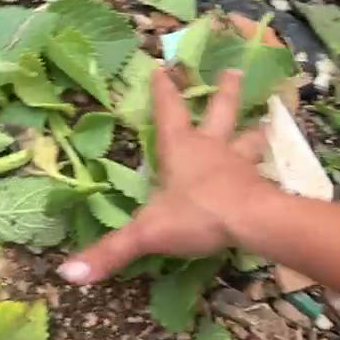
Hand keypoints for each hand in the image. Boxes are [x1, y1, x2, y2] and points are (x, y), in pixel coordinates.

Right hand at [59, 67, 278, 283]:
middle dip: (225, 91)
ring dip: (255, 130)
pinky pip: (264, 173)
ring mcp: (240, 165)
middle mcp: (212, 148)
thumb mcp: (147, 232)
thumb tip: (67, 273)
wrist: (254, 222)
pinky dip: (266, 170)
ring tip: (265, 121)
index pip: (168, 111)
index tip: (162, 67)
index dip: (163, 90)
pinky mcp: (261, 185)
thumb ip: (111, 251)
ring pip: (249, 139)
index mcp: (180, 148)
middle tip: (234, 70)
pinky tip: (273, 173)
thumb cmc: (197, 213)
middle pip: (220, 111)